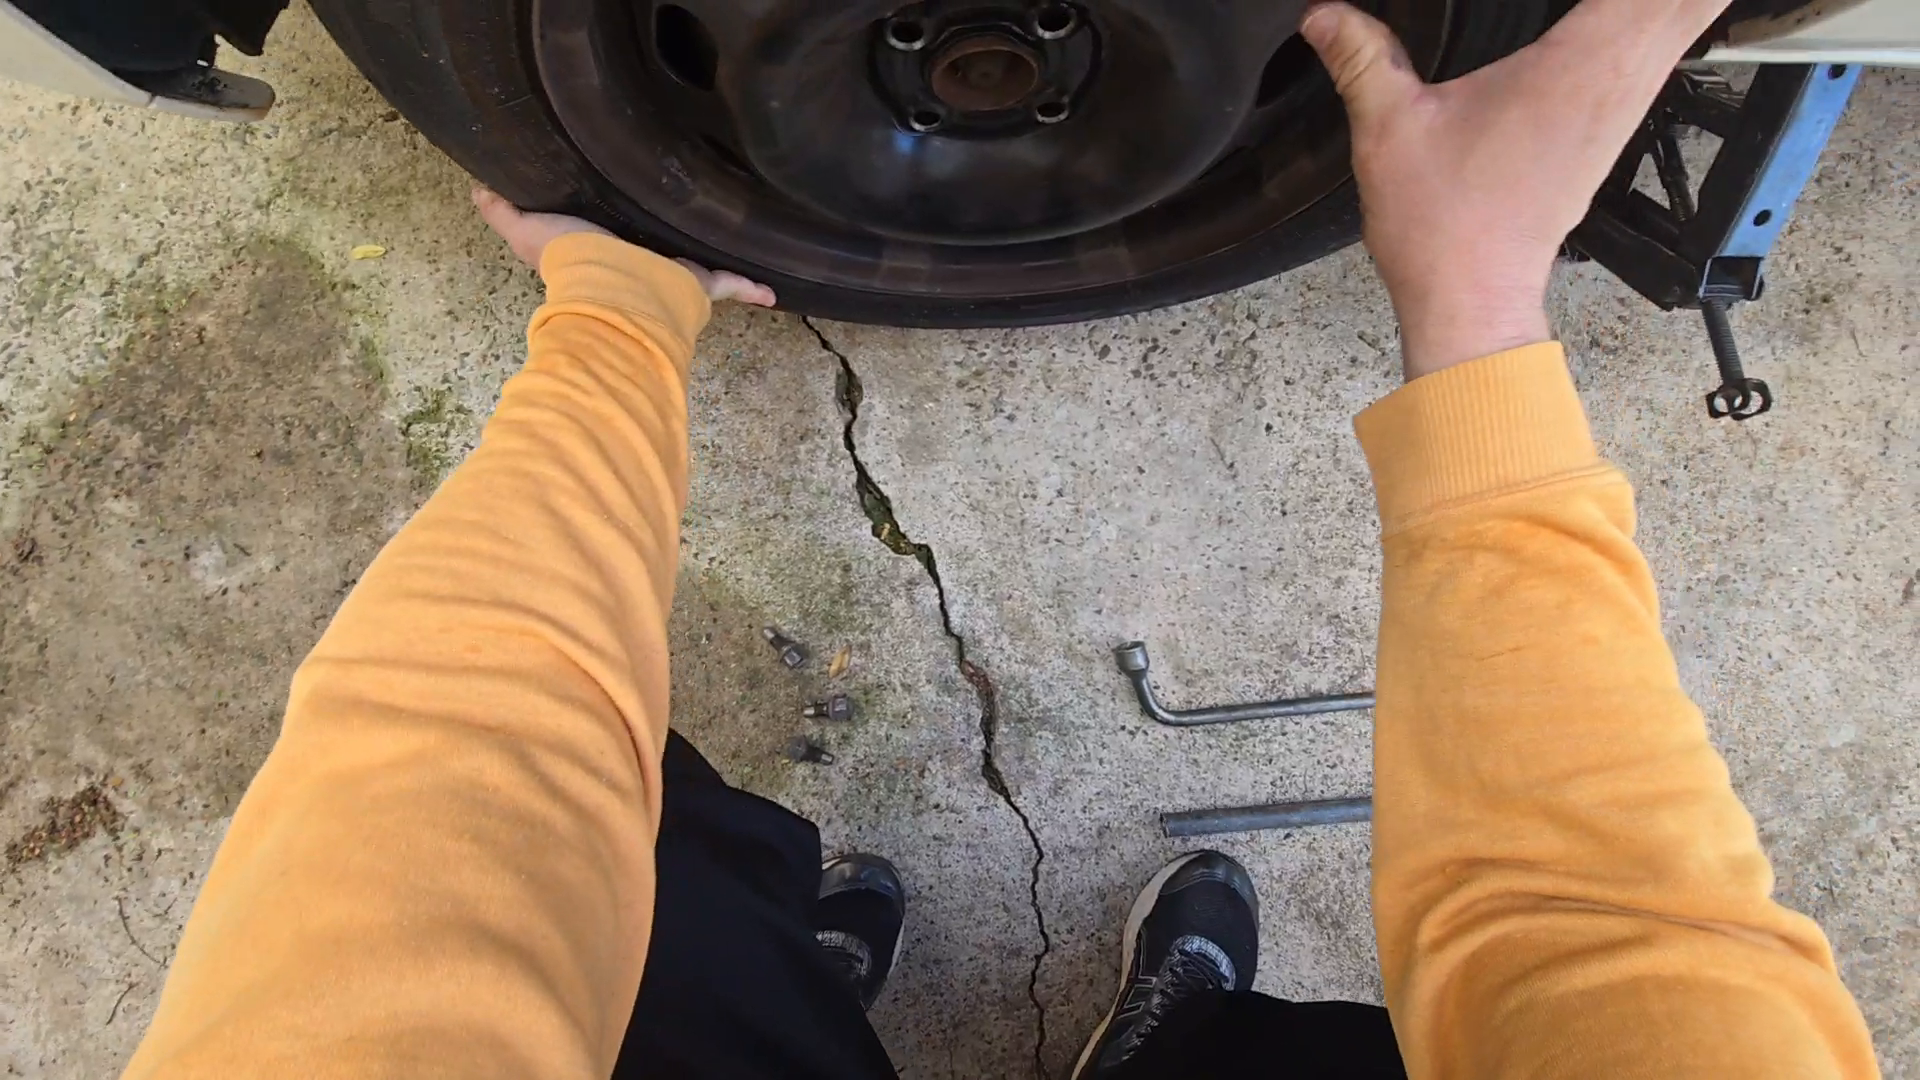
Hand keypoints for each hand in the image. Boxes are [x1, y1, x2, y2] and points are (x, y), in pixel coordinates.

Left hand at [472, 188, 775, 306]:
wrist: (612, 283)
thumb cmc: (574, 262)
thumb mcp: (528, 232)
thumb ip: (504, 214)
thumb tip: (479, 193)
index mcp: (611, 262)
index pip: (620, 251)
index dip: (620, 244)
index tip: (625, 232)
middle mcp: (646, 275)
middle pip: (665, 264)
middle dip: (676, 263)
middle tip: (687, 246)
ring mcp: (677, 280)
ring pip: (703, 276)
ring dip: (718, 277)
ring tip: (734, 266)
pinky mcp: (702, 282)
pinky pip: (733, 286)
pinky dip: (751, 289)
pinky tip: (770, 293)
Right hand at [1300, 0, 1730, 379]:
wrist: (1469, 297)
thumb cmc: (1441, 226)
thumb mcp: (1388, 131)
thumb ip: (1362, 60)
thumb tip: (1322, 16)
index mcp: (1584, 56)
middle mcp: (1627, 71)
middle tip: (1557, 1)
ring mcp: (1629, 103)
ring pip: (1699, 9)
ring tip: (1595, 6)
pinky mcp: (1615, 130)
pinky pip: (1671, 45)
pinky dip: (1666, 15)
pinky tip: (1626, 19)